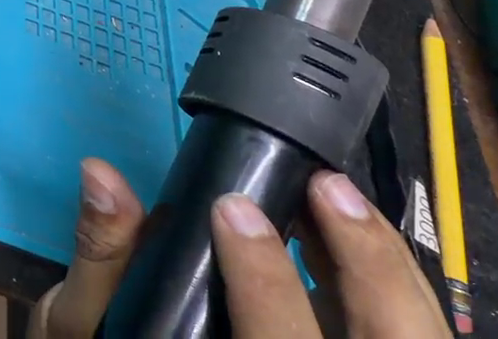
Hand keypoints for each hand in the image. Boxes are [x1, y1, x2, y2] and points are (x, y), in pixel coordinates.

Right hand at [31, 161, 451, 337]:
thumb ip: (104, 253)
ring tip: (336, 194)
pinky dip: (379, 279)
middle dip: (363, 262)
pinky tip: (335, 233)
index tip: (233, 205)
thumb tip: (100, 174)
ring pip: (410, 335)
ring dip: (381, 263)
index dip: (266, 278)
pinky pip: (393, 330)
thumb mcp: (87, 316)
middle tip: (323, 185)